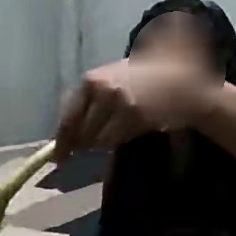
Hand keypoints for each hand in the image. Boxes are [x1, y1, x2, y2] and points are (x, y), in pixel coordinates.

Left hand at [55, 57, 212, 155]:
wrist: (178, 79)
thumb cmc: (143, 79)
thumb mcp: (110, 80)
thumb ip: (89, 101)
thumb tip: (67, 133)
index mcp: (92, 80)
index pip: (68, 116)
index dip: (62, 140)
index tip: (58, 156)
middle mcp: (102, 90)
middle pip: (81, 132)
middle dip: (80, 145)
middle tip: (81, 152)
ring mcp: (118, 103)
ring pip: (97, 140)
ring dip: (99, 144)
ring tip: (111, 133)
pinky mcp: (134, 116)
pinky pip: (115, 140)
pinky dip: (116, 141)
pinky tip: (126, 131)